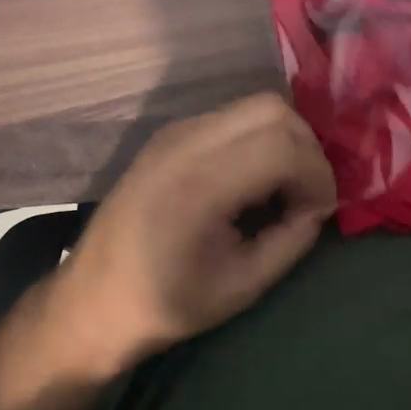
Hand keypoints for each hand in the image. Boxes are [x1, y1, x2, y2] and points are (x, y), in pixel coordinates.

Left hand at [47, 94, 336, 372]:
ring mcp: (178, 130)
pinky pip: (234, 116)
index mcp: (200, 183)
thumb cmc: (165, 303)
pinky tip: (254, 180)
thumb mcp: (241, 286)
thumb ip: (291, 240)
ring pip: (256, 105)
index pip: (282, 146)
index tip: (320, 211)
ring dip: (284, 139)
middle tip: (308, 194)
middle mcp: (188, 141)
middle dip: (306, 148)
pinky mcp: (173, 132)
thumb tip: (319, 206)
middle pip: (274, 109)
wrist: (90, 302)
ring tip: (284, 188)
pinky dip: (260, 138)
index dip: (317, 175)